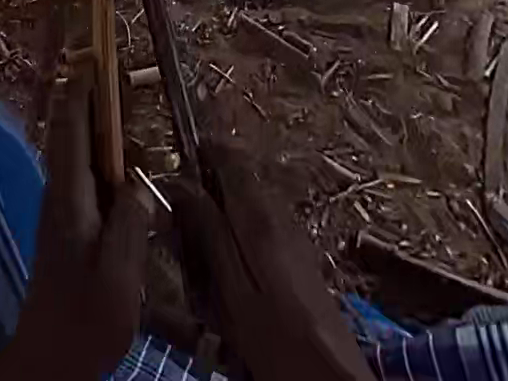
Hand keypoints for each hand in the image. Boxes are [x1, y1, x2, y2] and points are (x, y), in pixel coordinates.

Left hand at [0, 72, 154, 380]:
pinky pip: (83, 170)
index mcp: (69, 197)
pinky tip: (116, 154)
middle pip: (68, 132)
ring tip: (110, 96)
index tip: (89, 61)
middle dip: (82, 96)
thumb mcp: (118, 275)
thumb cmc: (85, 318)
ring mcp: (62, 205)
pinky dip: (95, 148)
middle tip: (103, 66)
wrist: (52, 354)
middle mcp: (61, 191)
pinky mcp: (69, 220)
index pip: (71, 132)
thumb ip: (130, 223)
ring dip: (88, 119)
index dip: (79, 94)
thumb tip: (138, 179)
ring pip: (74, 149)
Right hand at [162, 145, 371, 380]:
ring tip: (195, 225)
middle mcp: (279, 215)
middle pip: (240, 176)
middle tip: (179, 198)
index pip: (231, 158)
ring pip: (249, 198)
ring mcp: (292, 234)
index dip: (203, 149)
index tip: (177, 157)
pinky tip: (224, 252)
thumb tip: (181, 184)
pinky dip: (237, 222)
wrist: (330, 379)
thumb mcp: (230, 285)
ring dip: (222, 200)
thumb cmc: (274, 334)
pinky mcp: (298, 255)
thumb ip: (207, 230)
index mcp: (259, 217)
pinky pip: (259, 220)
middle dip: (208, 177)